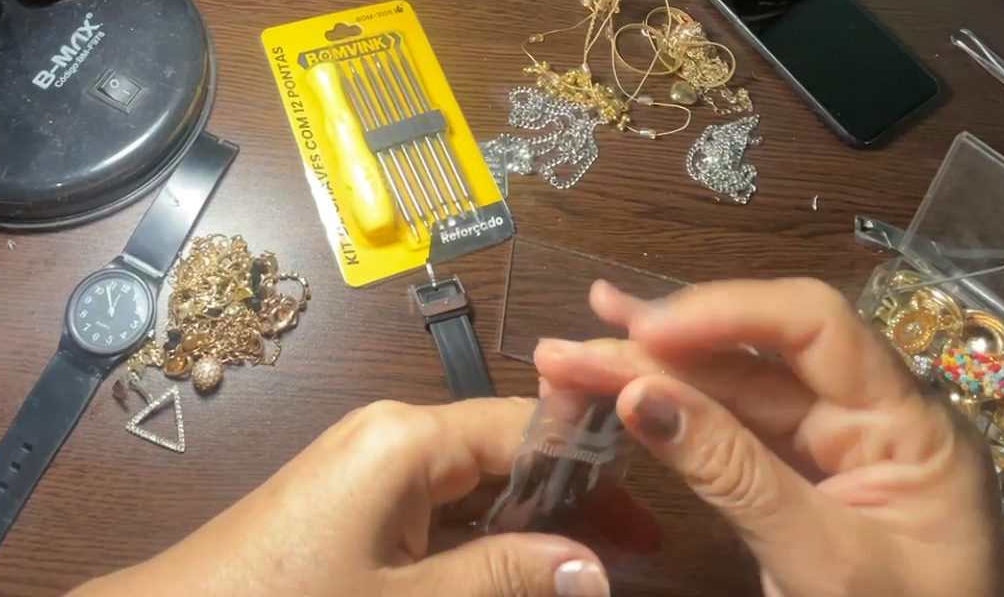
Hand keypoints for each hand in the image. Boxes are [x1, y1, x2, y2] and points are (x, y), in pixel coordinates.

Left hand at [71, 398, 658, 596]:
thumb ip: (500, 578)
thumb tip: (595, 569)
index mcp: (405, 436)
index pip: (519, 425)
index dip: (587, 462)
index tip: (650, 506)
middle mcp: (390, 432)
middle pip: (500, 448)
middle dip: (567, 494)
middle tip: (640, 549)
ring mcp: (368, 462)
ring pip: (472, 479)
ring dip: (528, 517)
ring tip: (593, 562)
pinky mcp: (353, 494)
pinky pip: (435, 504)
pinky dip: (481, 533)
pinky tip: (517, 566)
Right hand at [534, 279, 1002, 596]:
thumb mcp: (827, 572)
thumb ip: (734, 475)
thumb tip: (637, 394)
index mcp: (909, 425)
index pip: (813, 325)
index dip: (723, 314)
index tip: (643, 334)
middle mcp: (862, 413)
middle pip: (747, 354)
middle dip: (654, 349)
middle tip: (568, 355)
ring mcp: (821, 439)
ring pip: (720, 381)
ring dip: (640, 368)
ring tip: (568, 355)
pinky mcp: (787, 466)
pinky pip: (716, 418)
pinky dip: (660, 396)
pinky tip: (616, 361)